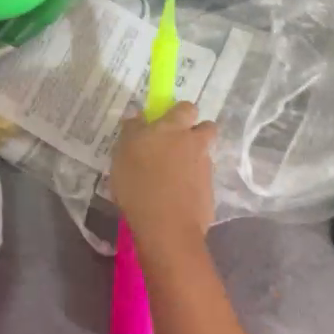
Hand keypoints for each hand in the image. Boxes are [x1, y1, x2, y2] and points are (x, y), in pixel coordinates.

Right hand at [110, 102, 217, 257]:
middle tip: (176, 145)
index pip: (186, 107)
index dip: (179, 112)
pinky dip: (193, 184)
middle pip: (206, 128)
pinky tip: (177, 197)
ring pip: (205, 155)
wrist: (166, 226)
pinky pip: (203, 181)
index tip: (167, 121)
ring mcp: (206, 168)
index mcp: (174, 128)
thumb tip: (137, 113)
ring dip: (194, 160)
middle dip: (197, 132)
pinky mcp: (210, 192)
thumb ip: (132, 129)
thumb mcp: (123, 152)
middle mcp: (195, 143)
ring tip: (172, 176)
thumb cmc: (138, 182)